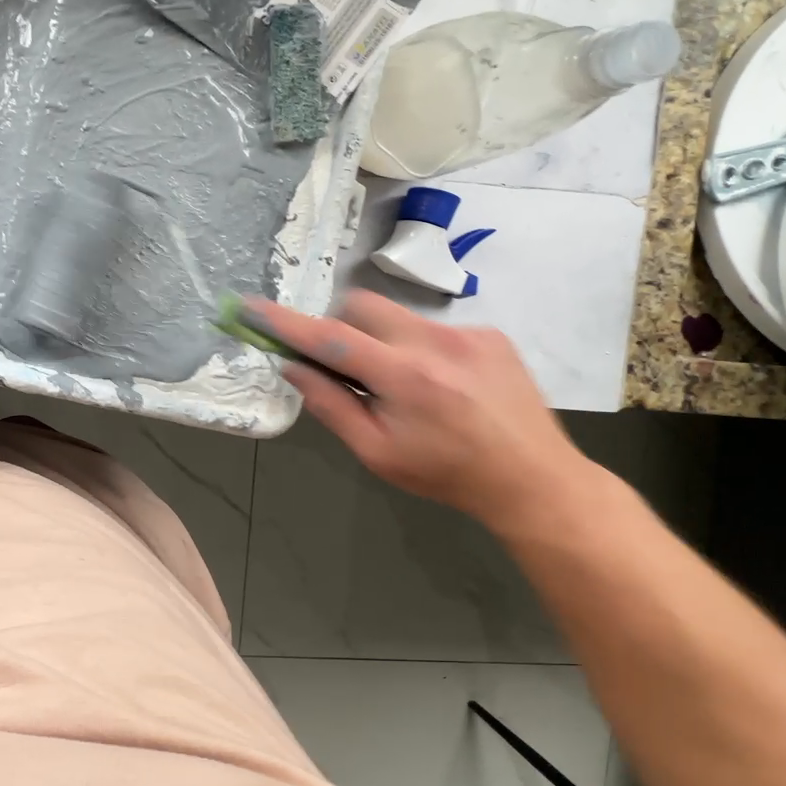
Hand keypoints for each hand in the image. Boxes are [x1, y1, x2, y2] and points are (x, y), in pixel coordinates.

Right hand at [245, 291, 593, 524]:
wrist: (534, 479)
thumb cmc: (445, 473)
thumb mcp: (375, 452)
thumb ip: (330, 405)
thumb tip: (293, 366)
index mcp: (405, 378)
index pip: (330, 338)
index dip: (286, 322)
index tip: (252, 306)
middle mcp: (437, 343)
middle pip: (360, 306)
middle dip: (339, 327)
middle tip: (343, 366)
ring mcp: (468, 334)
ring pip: (395, 315)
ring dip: (379, 340)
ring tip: (402, 385)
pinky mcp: (489, 334)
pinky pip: (429, 326)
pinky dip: (415, 347)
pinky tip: (438, 385)